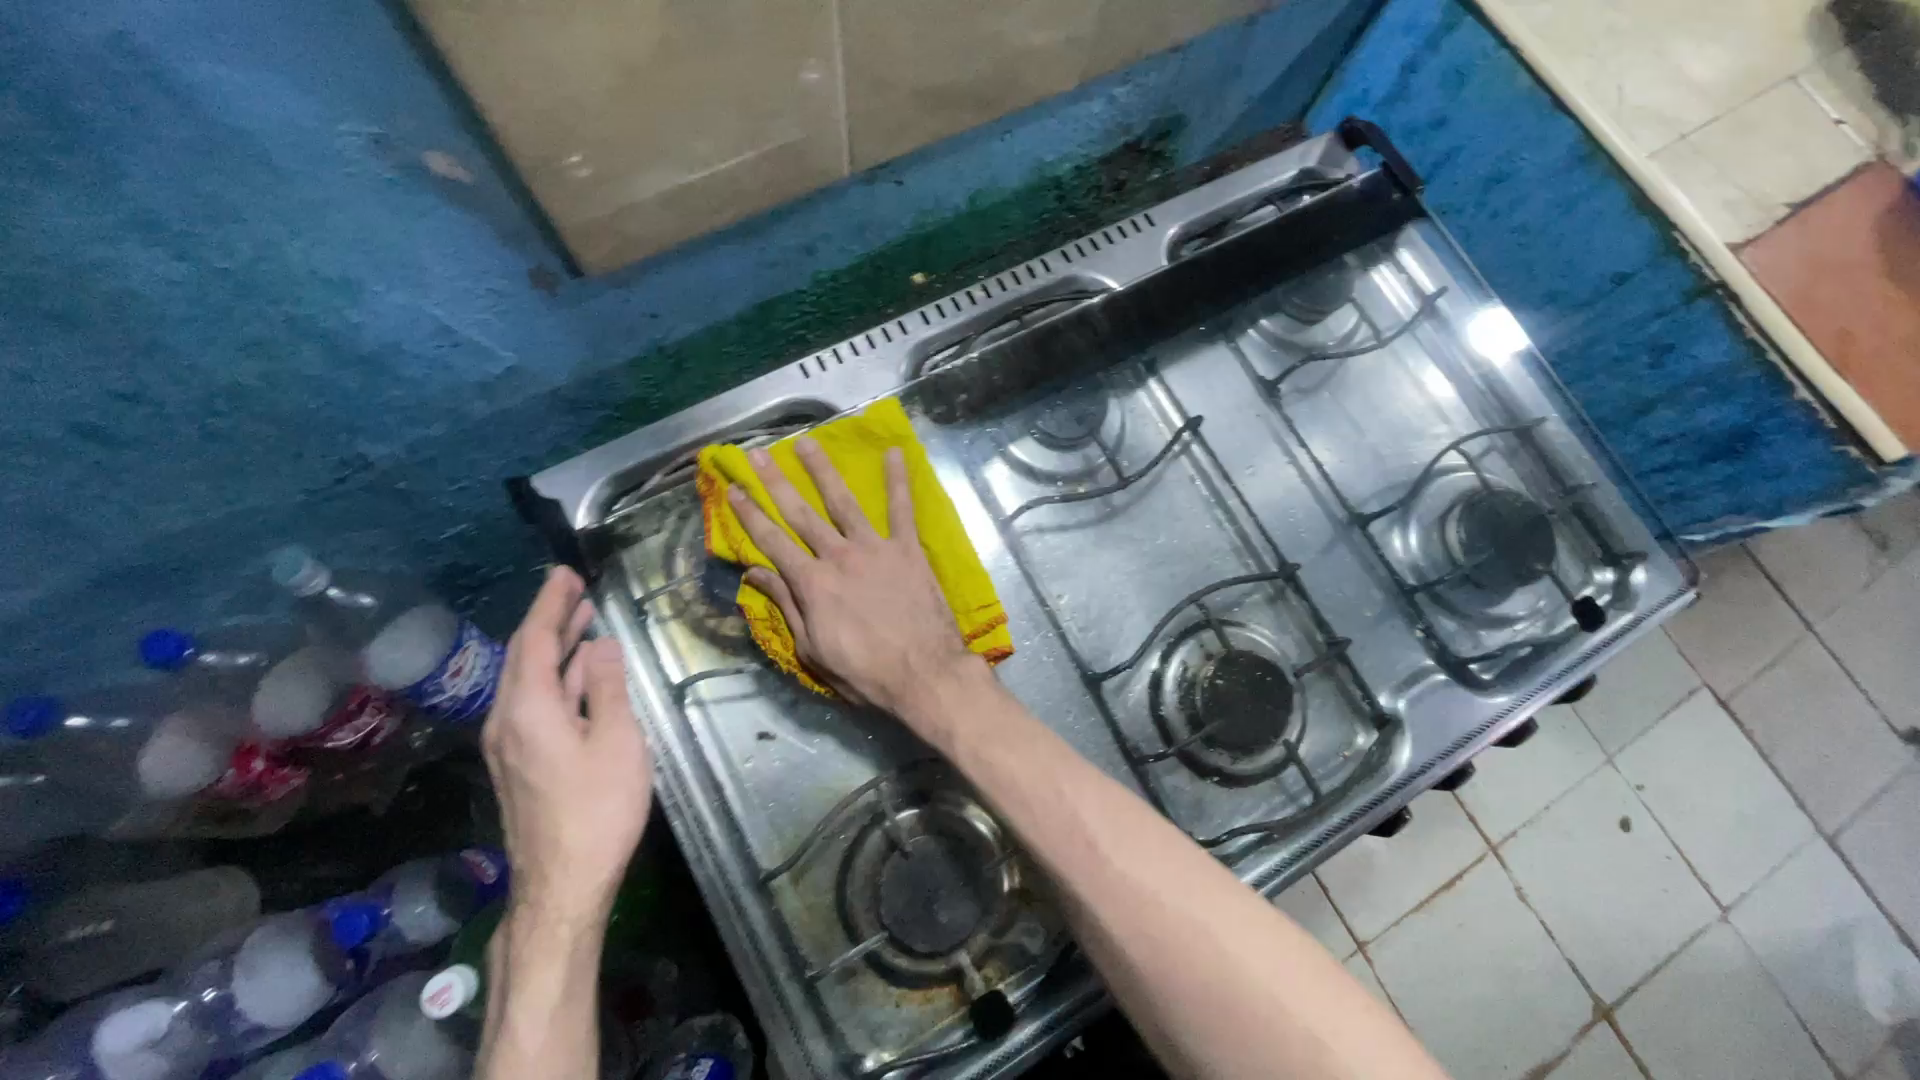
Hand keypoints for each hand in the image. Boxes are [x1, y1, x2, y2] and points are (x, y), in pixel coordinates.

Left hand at [482, 566, 651, 922]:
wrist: (562, 885)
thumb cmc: (597, 810)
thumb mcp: (617, 741)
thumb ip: (608, 688)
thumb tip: (602, 645)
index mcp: (528, 708)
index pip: (535, 639)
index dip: (552, 603)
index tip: (567, 573)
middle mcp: (507, 719)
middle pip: (525, 657)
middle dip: (550, 620)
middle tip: (576, 590)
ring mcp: (509, 744)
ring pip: (529, 681)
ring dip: (556, 649)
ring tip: (584, 623)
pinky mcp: (519, 764)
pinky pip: (533, 704)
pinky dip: (557, 679)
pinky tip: (581, 678)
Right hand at [728, 438, 984, 732]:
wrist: (924, 674)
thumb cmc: (864, 673)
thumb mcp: (812, 649)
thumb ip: (787, 606)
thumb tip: (755, 573)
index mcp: (812, 583)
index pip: (772, 541)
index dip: (750, 514)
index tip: (734, 489)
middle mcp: (839, 556)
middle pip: (801, 513)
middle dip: (776, 482)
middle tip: (758, 454)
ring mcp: (875, 549)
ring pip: (843, 501)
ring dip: (823, 471)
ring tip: (806, 443)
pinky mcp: (909, 550)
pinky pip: (902, 510)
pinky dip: (898, 480)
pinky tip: (893, 452)